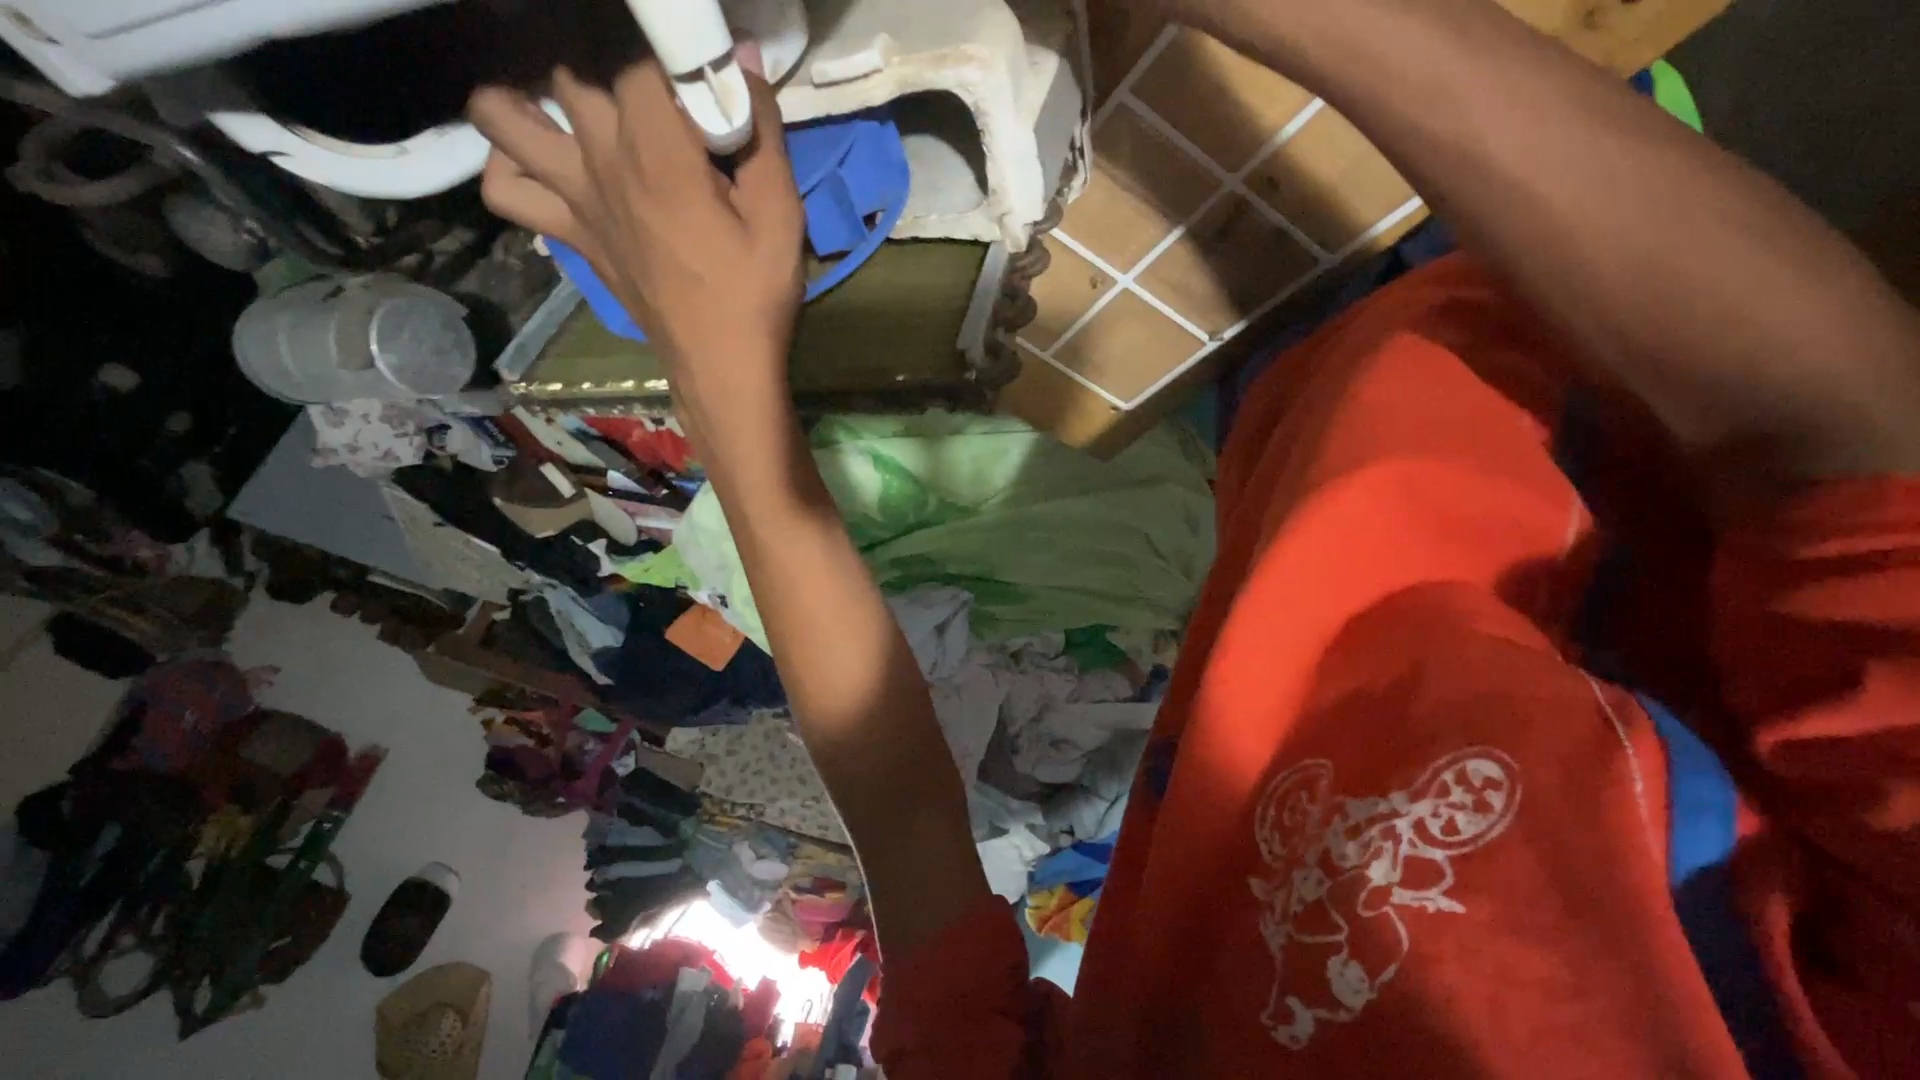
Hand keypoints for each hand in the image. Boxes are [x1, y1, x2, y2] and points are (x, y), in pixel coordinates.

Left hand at [467, 60, 805, 410]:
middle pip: (569, 64)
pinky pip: (505, 190)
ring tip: (570, 93)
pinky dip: (509, 164)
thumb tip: (745, 57)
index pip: (634, 53)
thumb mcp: (781, 211)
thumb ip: (761, 129)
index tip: (697, 63)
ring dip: (524, 89)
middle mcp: (601, 161)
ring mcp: (573, 197)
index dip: (665, 43)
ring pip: (502, 114)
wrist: (721, 364)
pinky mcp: (567, 232)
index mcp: (658, 152)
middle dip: (604, 51)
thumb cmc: (754, 291)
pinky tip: (542, 158)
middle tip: (650, 78)